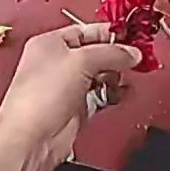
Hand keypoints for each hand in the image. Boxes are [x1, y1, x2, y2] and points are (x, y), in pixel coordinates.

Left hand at [0, 23, 139, 160]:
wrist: (32, 139)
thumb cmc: (41, 96)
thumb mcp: (80, 61)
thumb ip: (110, 53)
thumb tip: (132, 52)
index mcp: (50, 44)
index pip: (86, 31)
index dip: (109, 33)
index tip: (132, 36)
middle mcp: (58, 63)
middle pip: (95, 53)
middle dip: (116, 55)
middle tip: (137, 58)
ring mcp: (68, 86)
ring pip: (101, 74)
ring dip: (117, 75)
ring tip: (128, 77)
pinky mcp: (77, 107)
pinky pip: (101, 95)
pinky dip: (114, 93)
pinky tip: (123, 93)